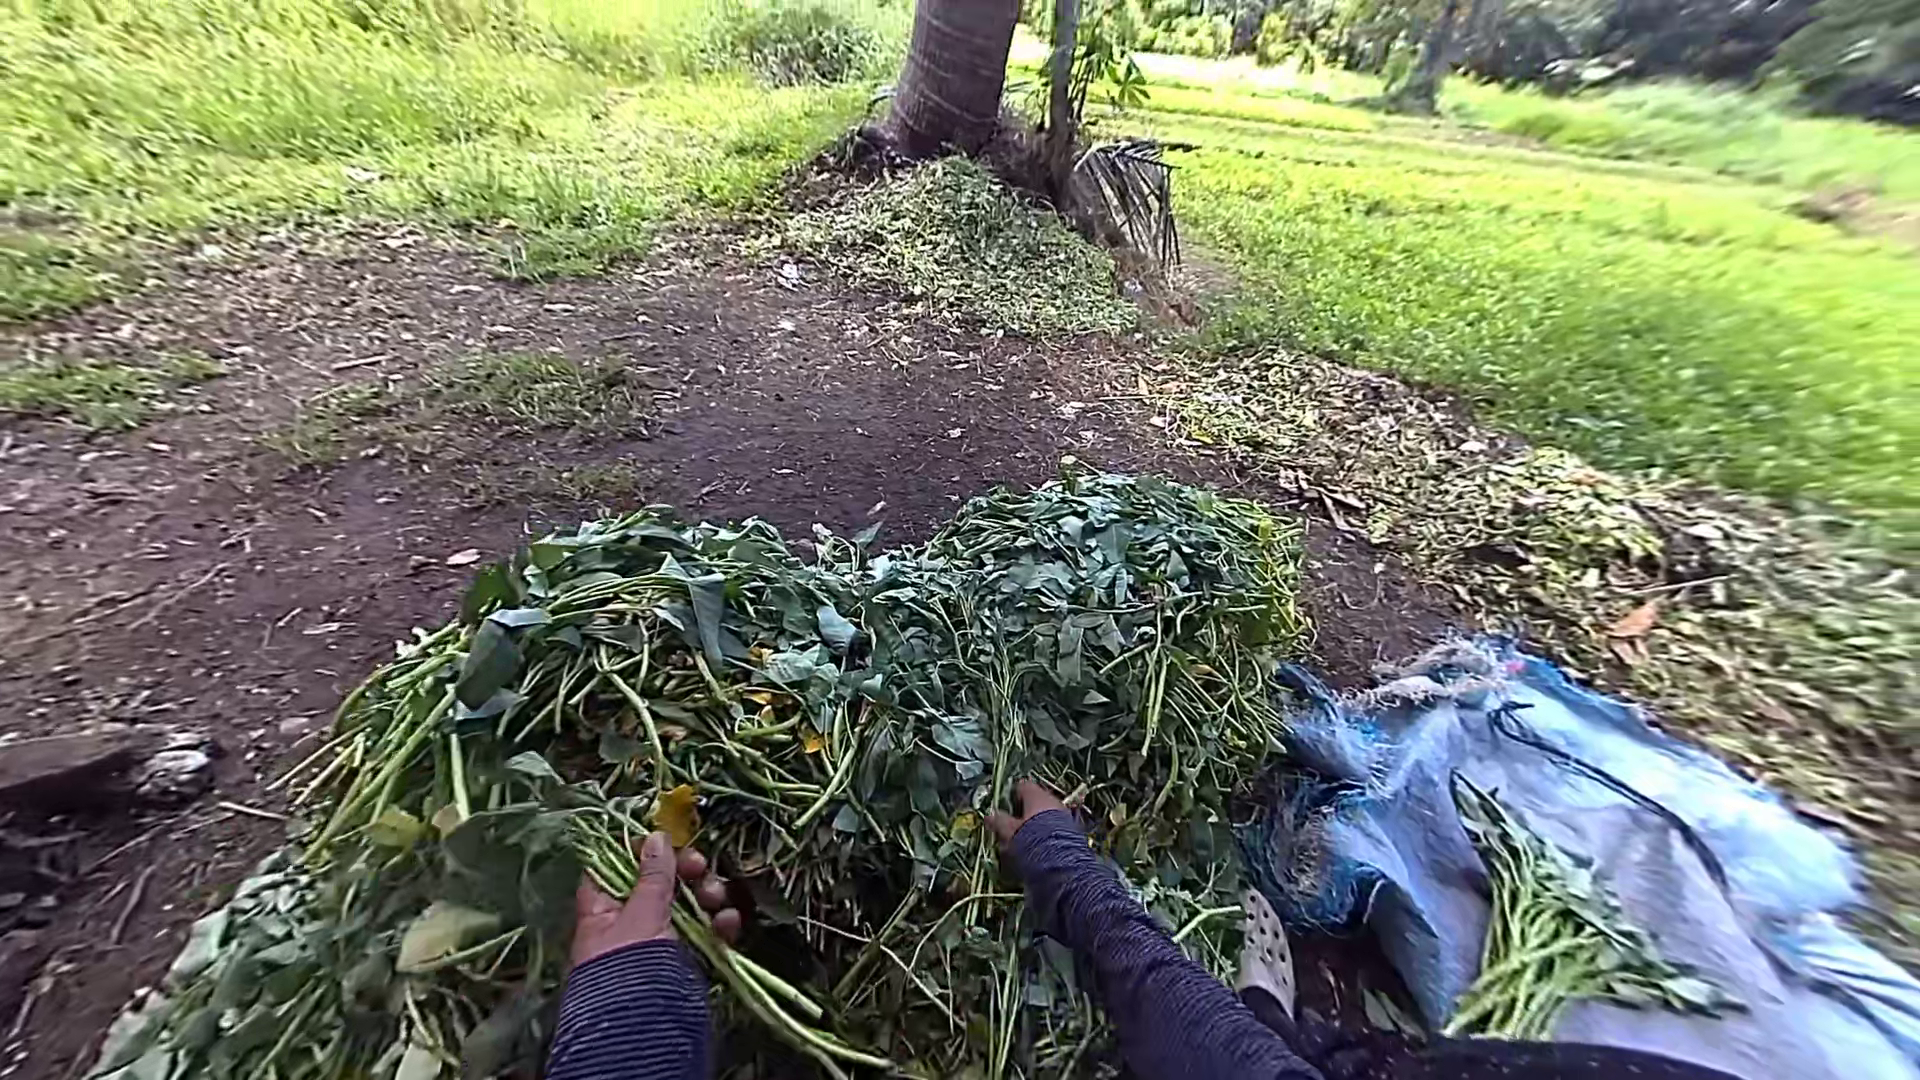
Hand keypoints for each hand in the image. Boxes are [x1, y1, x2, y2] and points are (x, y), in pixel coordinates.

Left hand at [571, 831, 743, 967]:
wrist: (647, 1031)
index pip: (615, 867)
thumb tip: (656, 836)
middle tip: (699, 867)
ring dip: (708, 893)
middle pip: (661, 879)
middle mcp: (632, 920)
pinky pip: (708, 927)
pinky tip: (727, 923)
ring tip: (715, 900)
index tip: (664, 837)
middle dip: (686, 870)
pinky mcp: (688, 954)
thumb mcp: (641, 914)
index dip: (638, 848)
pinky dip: (720, 922)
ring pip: (690, 899)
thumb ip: (653, 875)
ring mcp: (662, 937)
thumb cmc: (630, 968)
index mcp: (606, 910)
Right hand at [986, 778, 1069, 848]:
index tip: (1002, 808)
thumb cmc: (1031, 839)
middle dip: (1021, 814)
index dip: (1010, 796)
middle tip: (1010, 828)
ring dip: (1033, 827)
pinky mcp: (1072, 833)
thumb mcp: (1009, 831)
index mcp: (1036, 794)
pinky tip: (1037, 851)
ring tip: (1022, 843)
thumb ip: (998, 822)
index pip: (1021, 786)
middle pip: (1033, 802)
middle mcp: (1051, 800)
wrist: (1062, 862)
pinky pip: (1053, 830)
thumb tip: (989, 817)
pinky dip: (1044, 837)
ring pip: (1043, 817)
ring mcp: (1064, 816)